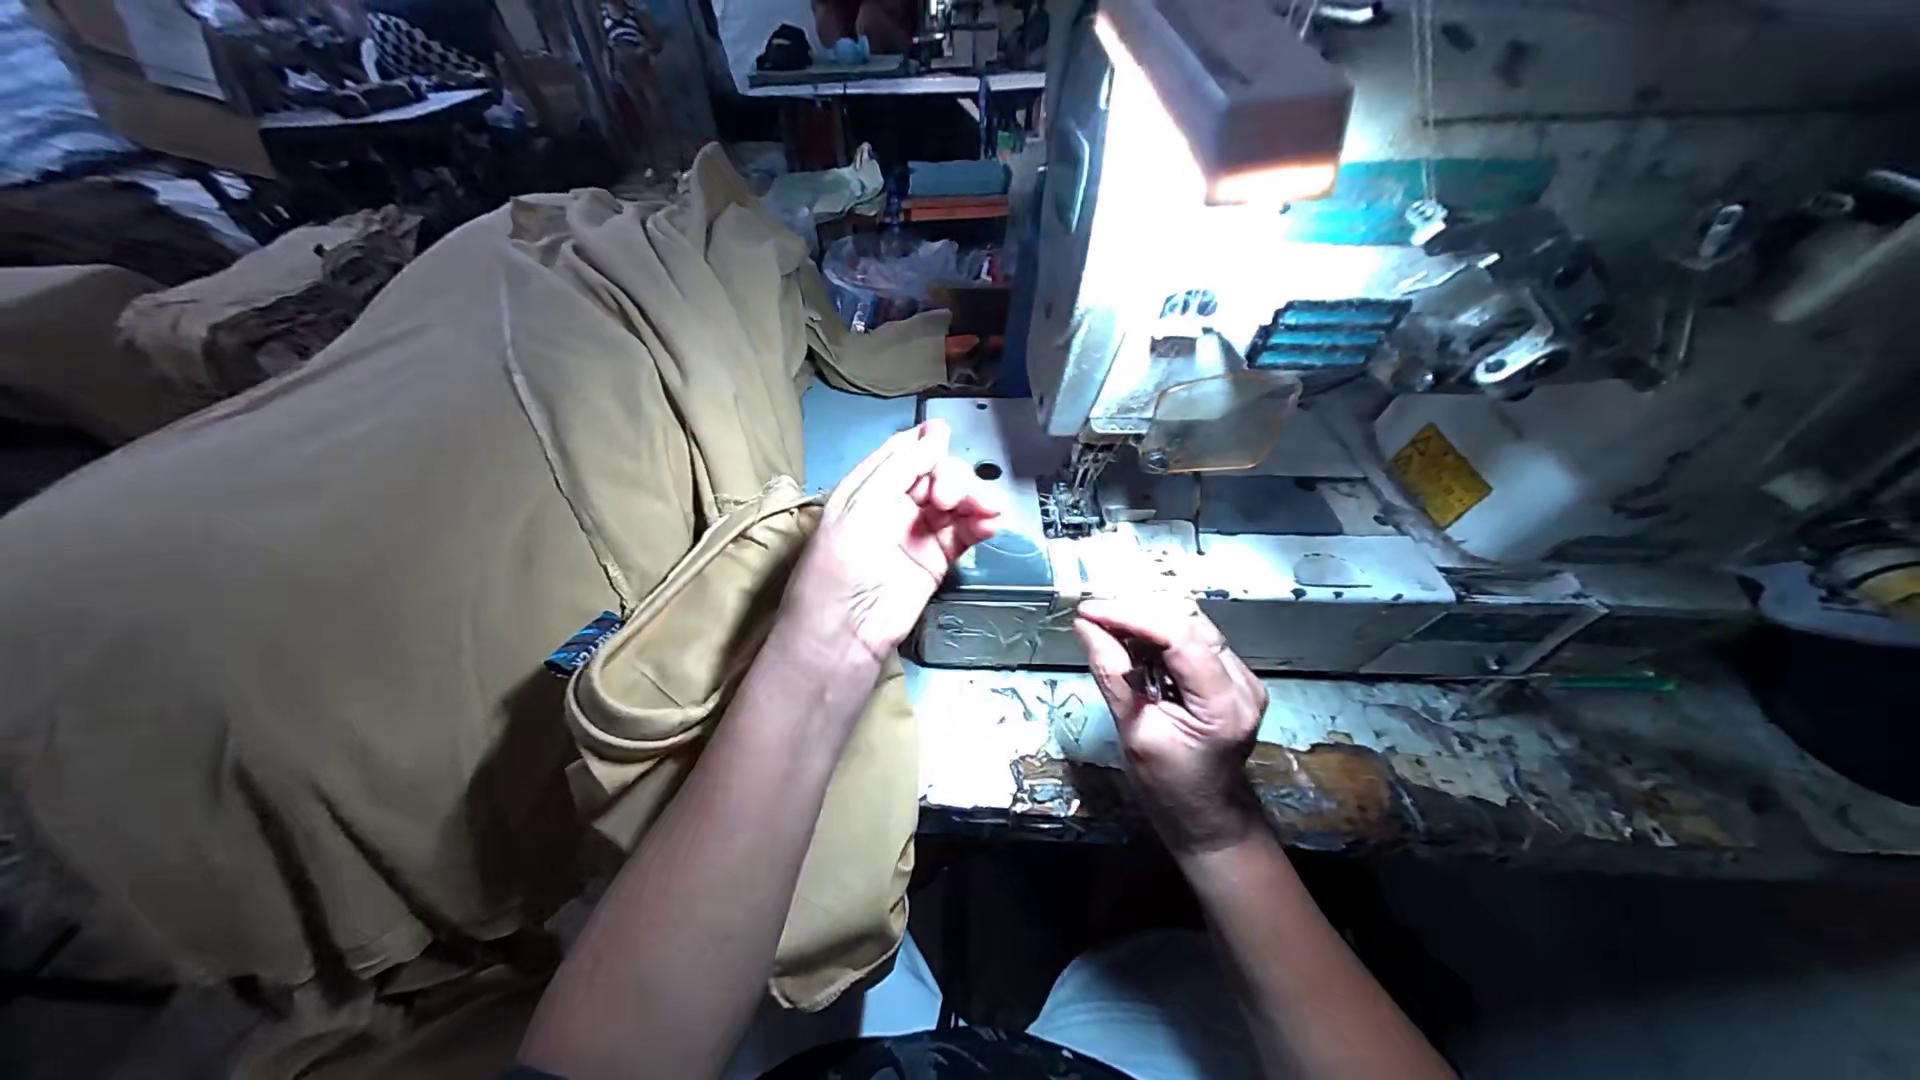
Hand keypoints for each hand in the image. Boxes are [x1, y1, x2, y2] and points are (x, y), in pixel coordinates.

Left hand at [783, 420, 1001, 664]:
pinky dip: (981, 524)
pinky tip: (991, 524)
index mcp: (869, 486)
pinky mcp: (938, 559)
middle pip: (937, 475)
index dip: (926, 443)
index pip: (904, 454)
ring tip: (987, 510)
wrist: (846, 629)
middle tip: (948, 498)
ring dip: (975, 499)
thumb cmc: (840, 561)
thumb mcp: (864, 503)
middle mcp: (895, 505)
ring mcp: (919, 532)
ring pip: (957, 502)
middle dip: (952, 478)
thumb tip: (937, 431)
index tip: (945, 437)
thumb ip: (902, 466)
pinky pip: (965, 533)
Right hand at [1074, 597, 1268, 855]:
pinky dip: (1156, 632)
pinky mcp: (1229, 673)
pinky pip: (1190, 636)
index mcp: (1224, 704)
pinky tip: (1130, 642)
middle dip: (1135, 612)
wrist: (1205, 814)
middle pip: (1187, 620)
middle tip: (1092, 617)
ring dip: (1144, 619)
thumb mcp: (1134, 733)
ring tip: (1106, 628)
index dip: (1131, 616)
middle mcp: (1241, 681)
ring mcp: (1240, 675)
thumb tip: (1086, 627)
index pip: (1179, 637)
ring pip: (1188, 622)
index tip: (1090, 612)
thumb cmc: (1170, 787)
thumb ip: (1112, 675)